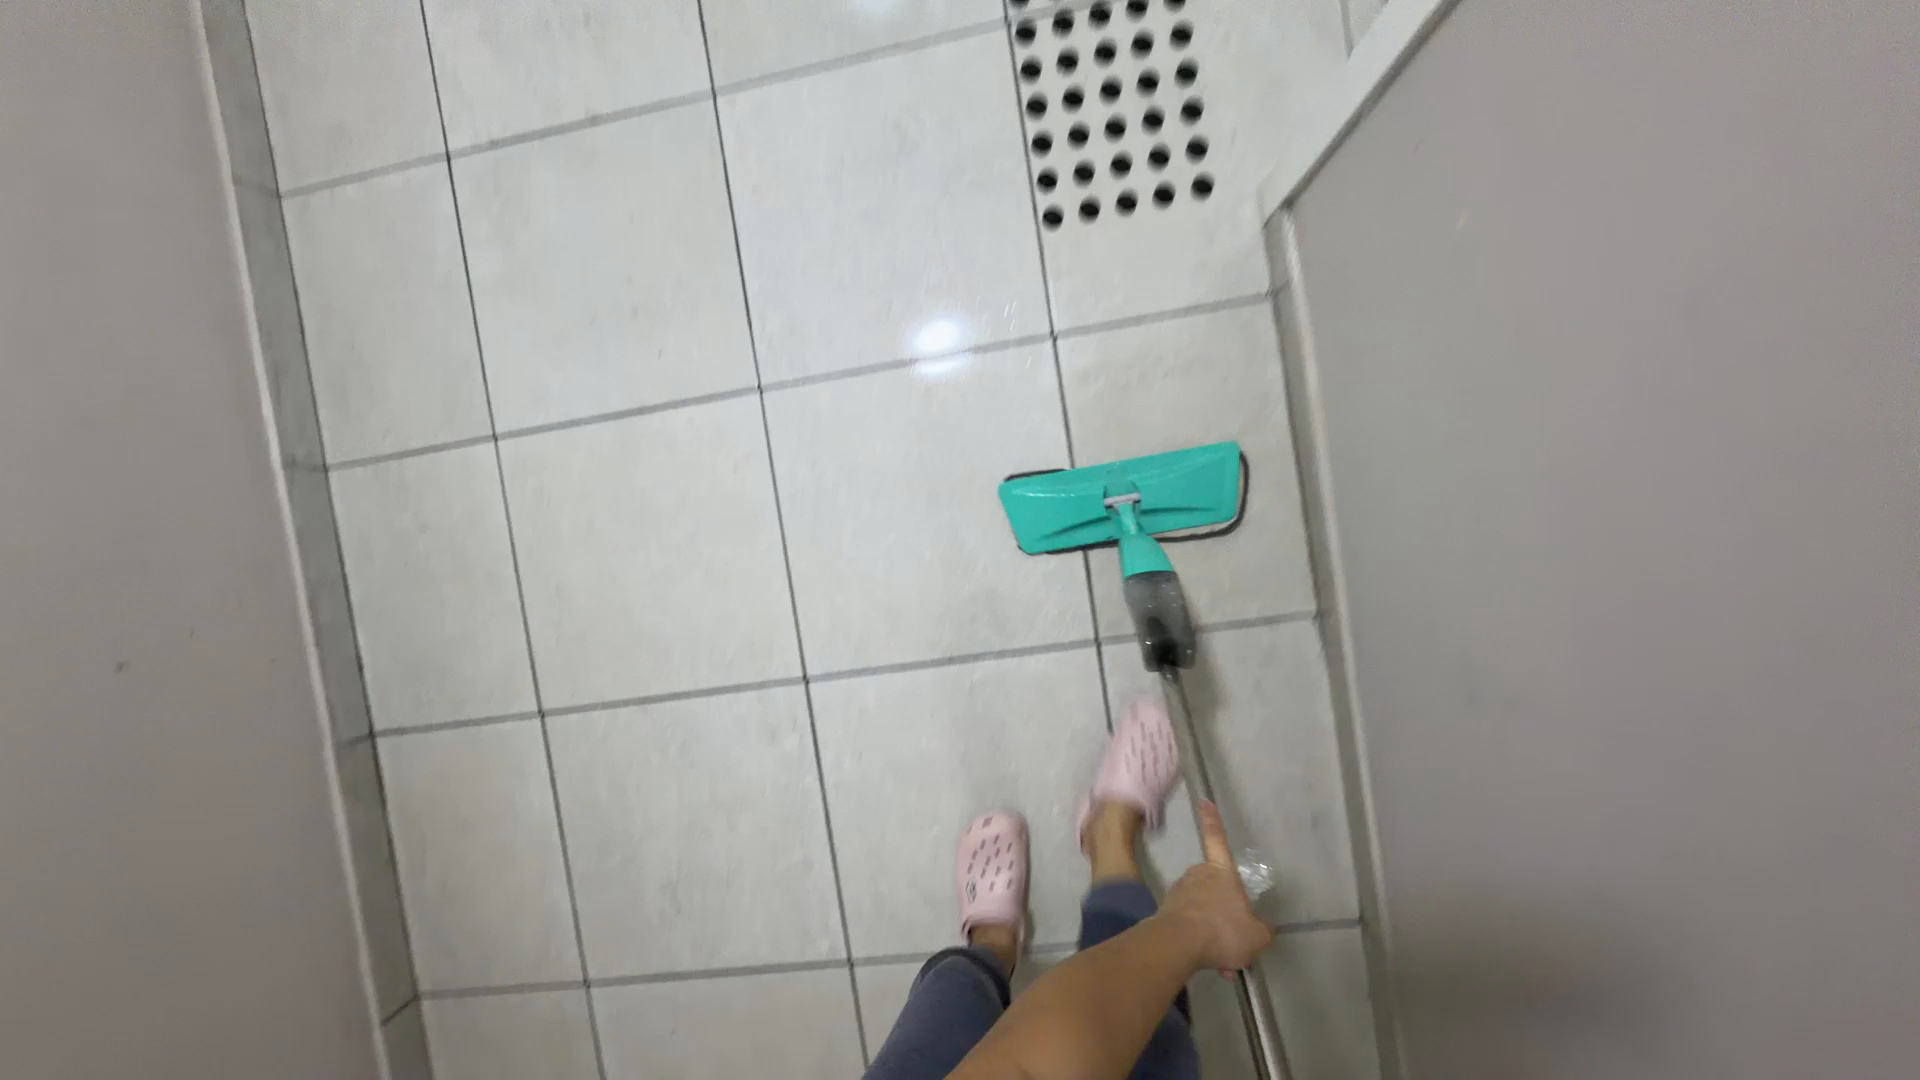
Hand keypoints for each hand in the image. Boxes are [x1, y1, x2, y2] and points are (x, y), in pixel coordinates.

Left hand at [1156, 801, 1273, 973]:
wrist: (1179, 943)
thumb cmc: (1223, 930)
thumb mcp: (1257, 936)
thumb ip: (1264, 929)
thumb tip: (1266, 927)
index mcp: (1221, 873)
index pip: (1218, 840)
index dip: (1213, 821)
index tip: (1204, 801)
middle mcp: (1199, 875)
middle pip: (1216, 891)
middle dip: (1226, 915)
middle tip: (1236, 941)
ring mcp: (1181, 892)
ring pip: (1205, 912)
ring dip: (1215, 934)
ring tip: (1224, 961)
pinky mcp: (1169, 910)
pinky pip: (1192, 926)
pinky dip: (1202, 943)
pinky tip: (1211, 964)